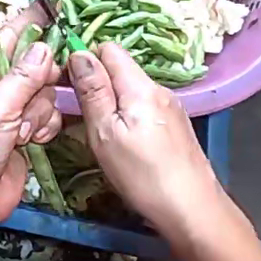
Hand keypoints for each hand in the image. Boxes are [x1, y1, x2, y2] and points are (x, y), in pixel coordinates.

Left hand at [0, 19, 62, 244]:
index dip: (34, 21)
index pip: (11, 34)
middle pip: (38, 63)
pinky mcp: (28, 129)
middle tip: (30, 100)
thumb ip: (24, 76)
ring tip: (20, 133)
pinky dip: (45, 127)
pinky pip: (50, 114)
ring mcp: (14, 108)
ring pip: (47, 92)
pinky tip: (32, 142)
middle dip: (41, 82)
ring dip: (39, 112)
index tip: (58, 7)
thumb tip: (45, 46)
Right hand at [67, 43, 238, 250]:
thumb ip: (92, 91)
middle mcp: (158, 89)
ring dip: (110, 101)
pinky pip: (142, 107)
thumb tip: (78, 53)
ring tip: (98, 131)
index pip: (108, 49)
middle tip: (78, 113)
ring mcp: (170, 107)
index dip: (84, 59)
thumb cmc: (142, 174)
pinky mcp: (174, 126)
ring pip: (130, 90)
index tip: (67, 84)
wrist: (193, 211)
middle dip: (96, 83)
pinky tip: (123, 142)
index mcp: (140, 86)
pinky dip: (127, 115)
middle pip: (120, 69)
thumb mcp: (105, 132)